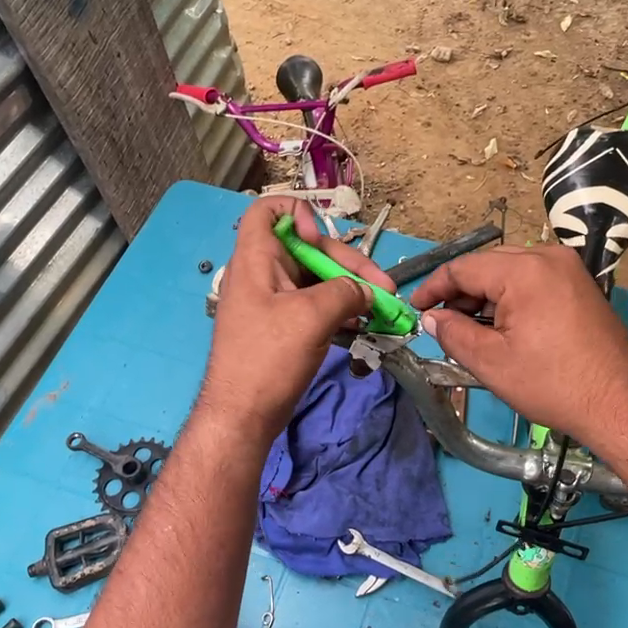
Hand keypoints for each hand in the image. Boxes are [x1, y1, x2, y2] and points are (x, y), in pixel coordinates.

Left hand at [201, 197, 396, 436]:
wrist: (242, 416)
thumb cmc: (268, 358)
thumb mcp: (311, 317)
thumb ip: (344, 293)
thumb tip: (365, 293)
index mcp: (256, 259)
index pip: (268, 210)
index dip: (298, 213)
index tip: (318, 241)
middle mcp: (263, 274)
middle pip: (308, 249)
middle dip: (348, 265)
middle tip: (383, 288)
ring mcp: (274, 302)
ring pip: (317, 280)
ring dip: (351, 290)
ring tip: (384, 308)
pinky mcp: (284, 328)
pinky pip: (316, 306)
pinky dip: (341, 311)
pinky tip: (366, 324)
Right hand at [411, 244, 627, 444]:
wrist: (618, 403)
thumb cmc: (552, 384)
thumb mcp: (491, 362)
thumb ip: (454, 333)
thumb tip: (432, 318)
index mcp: (524, 270)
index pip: (463, 268)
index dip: (434, 287)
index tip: (416, 308)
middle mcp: (548, 257)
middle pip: (488, 265)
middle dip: (460, 293)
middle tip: (441, 324)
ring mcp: (568, 268)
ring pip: (510, 271)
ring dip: (486, 296)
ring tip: (469, 330)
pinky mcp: (580, 284)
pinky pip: (533, 280)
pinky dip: (511, 297)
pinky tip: (502, 326)